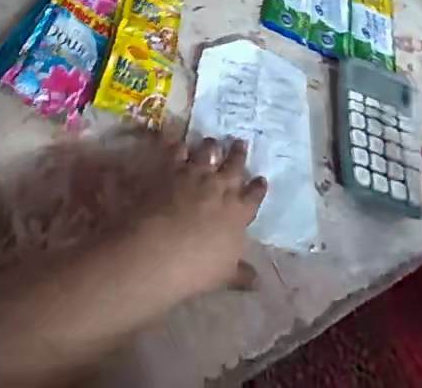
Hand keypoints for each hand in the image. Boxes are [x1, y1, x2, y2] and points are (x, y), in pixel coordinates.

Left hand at [130, 138, 267, 301]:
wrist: (160, 249)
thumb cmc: (197, 267)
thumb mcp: (224, 274)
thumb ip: (241, 273)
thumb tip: (257, 280)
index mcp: (238, 212)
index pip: (253, 196)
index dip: (257, 187)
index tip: (260, 179)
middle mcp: (220, 187)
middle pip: (233, 165)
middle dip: (238, 154)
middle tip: (240, 142)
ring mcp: (196, 174)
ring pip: (207, 152)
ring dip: (210, 146)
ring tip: (212, 141)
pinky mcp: (172, 168)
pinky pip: (178, 151)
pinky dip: (180, 147)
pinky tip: (179, 144)